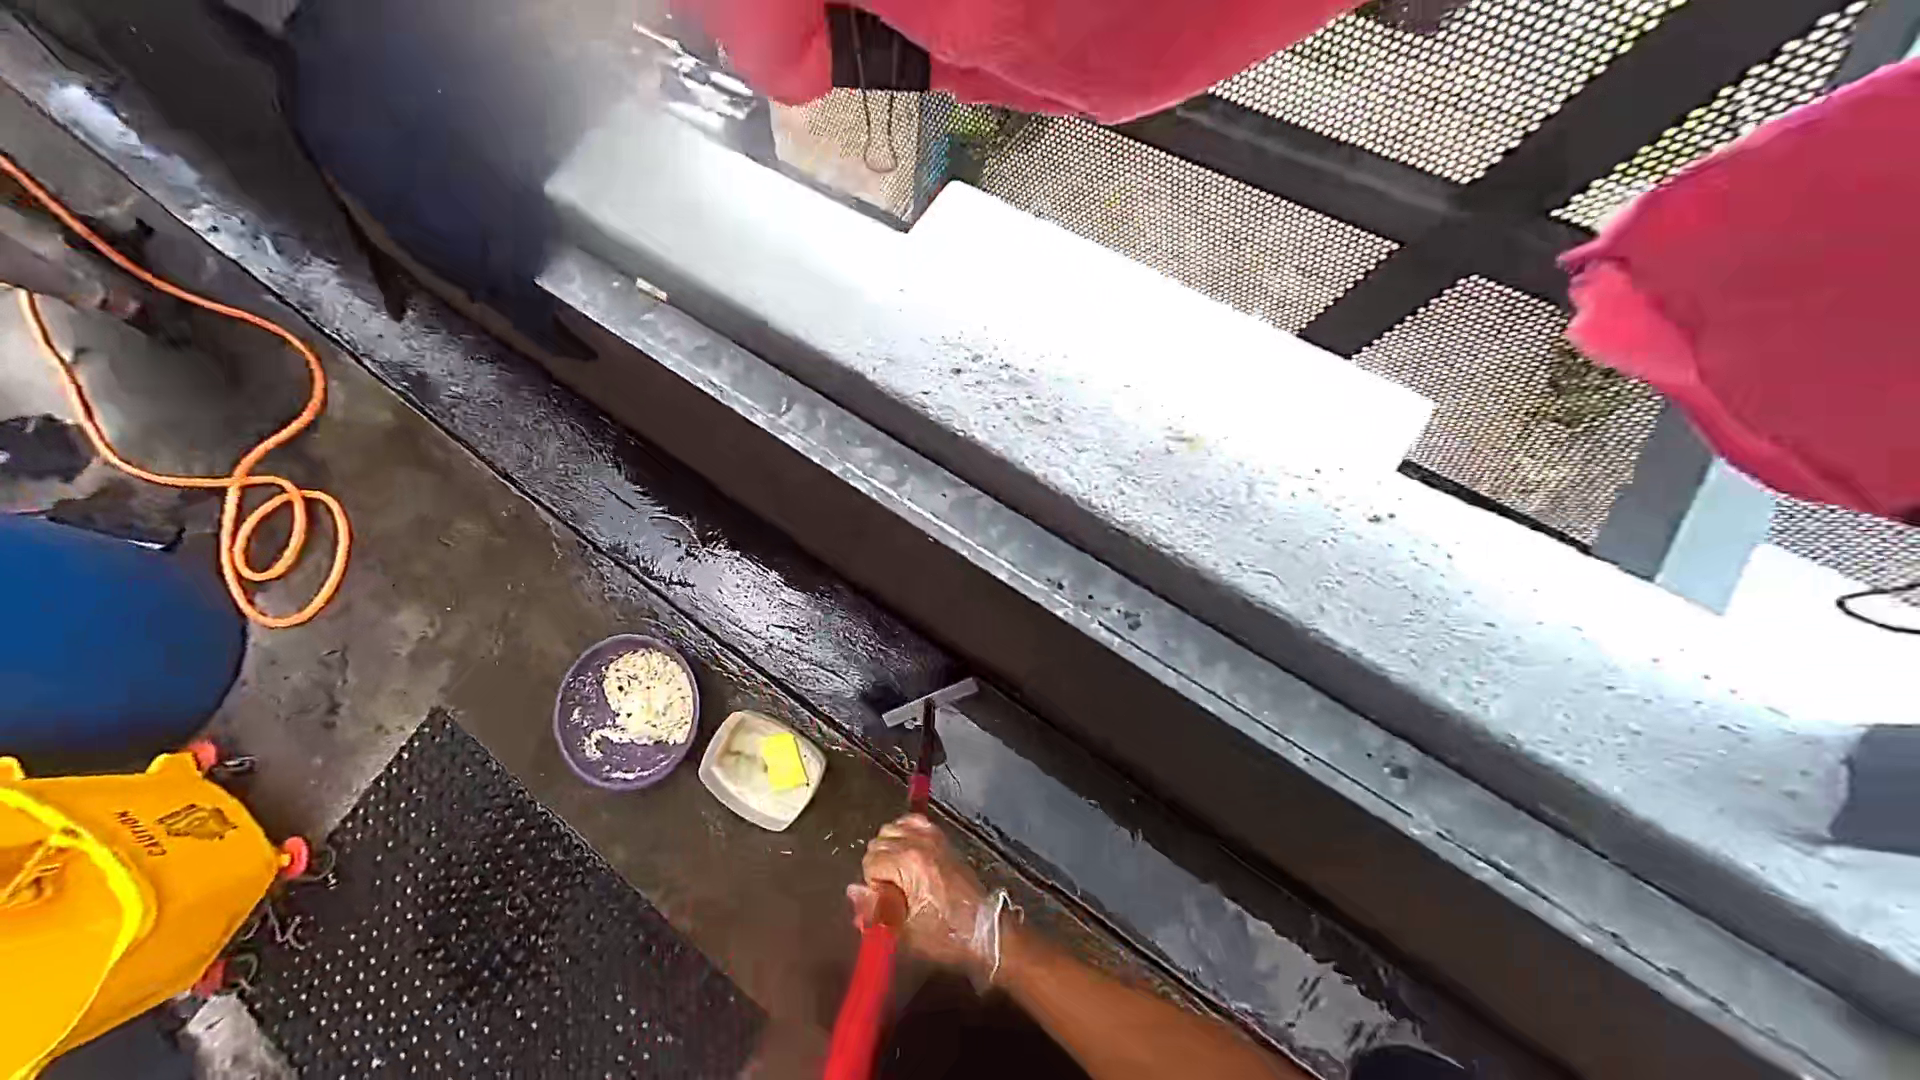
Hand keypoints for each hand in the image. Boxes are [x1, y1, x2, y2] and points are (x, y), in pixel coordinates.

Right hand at [847, 814, 992, 979]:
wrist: (985, 930)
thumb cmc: (945, 935)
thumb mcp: (905, 932)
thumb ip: (876, 909)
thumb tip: (853, 890)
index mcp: (908, 863)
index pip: (870, 861)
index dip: (874, 886)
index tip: (888, 904)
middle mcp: (918, 841)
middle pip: (878, 842)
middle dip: (879, 867)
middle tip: (893, 893)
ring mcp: (932, 836)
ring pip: (892, 829)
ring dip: (890, 849)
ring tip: (901, 876)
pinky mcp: (942, 837)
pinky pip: (913, 822)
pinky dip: (905, 833)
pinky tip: (909, 856)